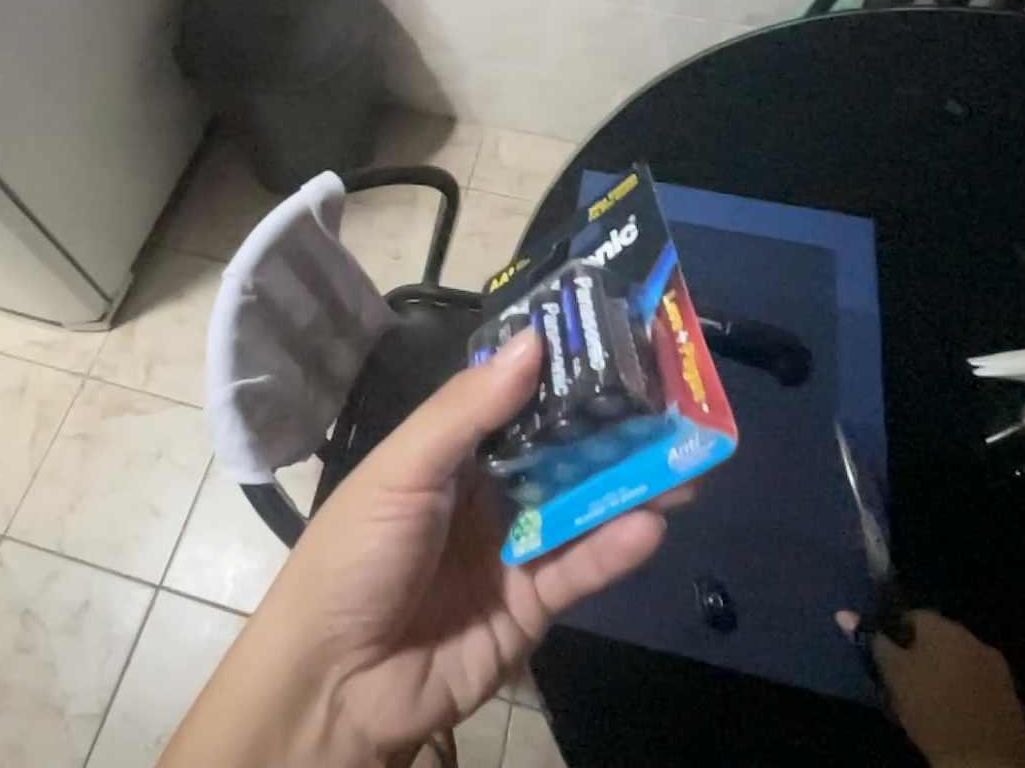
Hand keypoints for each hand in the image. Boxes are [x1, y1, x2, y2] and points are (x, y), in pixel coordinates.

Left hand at [163, 331, 674, 766]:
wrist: (336, 682)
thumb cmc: (357, 554)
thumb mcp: (402, 470)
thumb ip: (467, 411)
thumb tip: (533, 342)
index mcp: (450, 452)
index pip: (515, 402)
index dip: (561, 375)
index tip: (615, 344)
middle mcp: (486, 491)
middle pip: (558, 452)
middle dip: (612, 429)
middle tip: (673, 402)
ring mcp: (511, 547)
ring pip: (580, 506)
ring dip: (630, 483)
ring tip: (689, 459)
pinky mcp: (531, 603)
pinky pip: (578, 567)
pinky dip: (614, 547)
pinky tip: (650, 524)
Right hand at [836, 608, 1024, 767]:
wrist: (986, 762)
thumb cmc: (931, 709)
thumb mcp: (892, 673)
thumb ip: (872, 641)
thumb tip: (845, 614)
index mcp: (945, 629)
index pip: (912, 615)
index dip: (894, 633)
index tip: (885, 655)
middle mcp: (974, 640)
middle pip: (938, 637)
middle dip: (920, 652)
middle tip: (902, 677)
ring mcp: (997, 670)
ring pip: (958, 660)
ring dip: (942, 671)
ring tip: (924, 697)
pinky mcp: (1011, 698)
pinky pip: (977, 683)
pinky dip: (962, 691)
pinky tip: (950, 711)